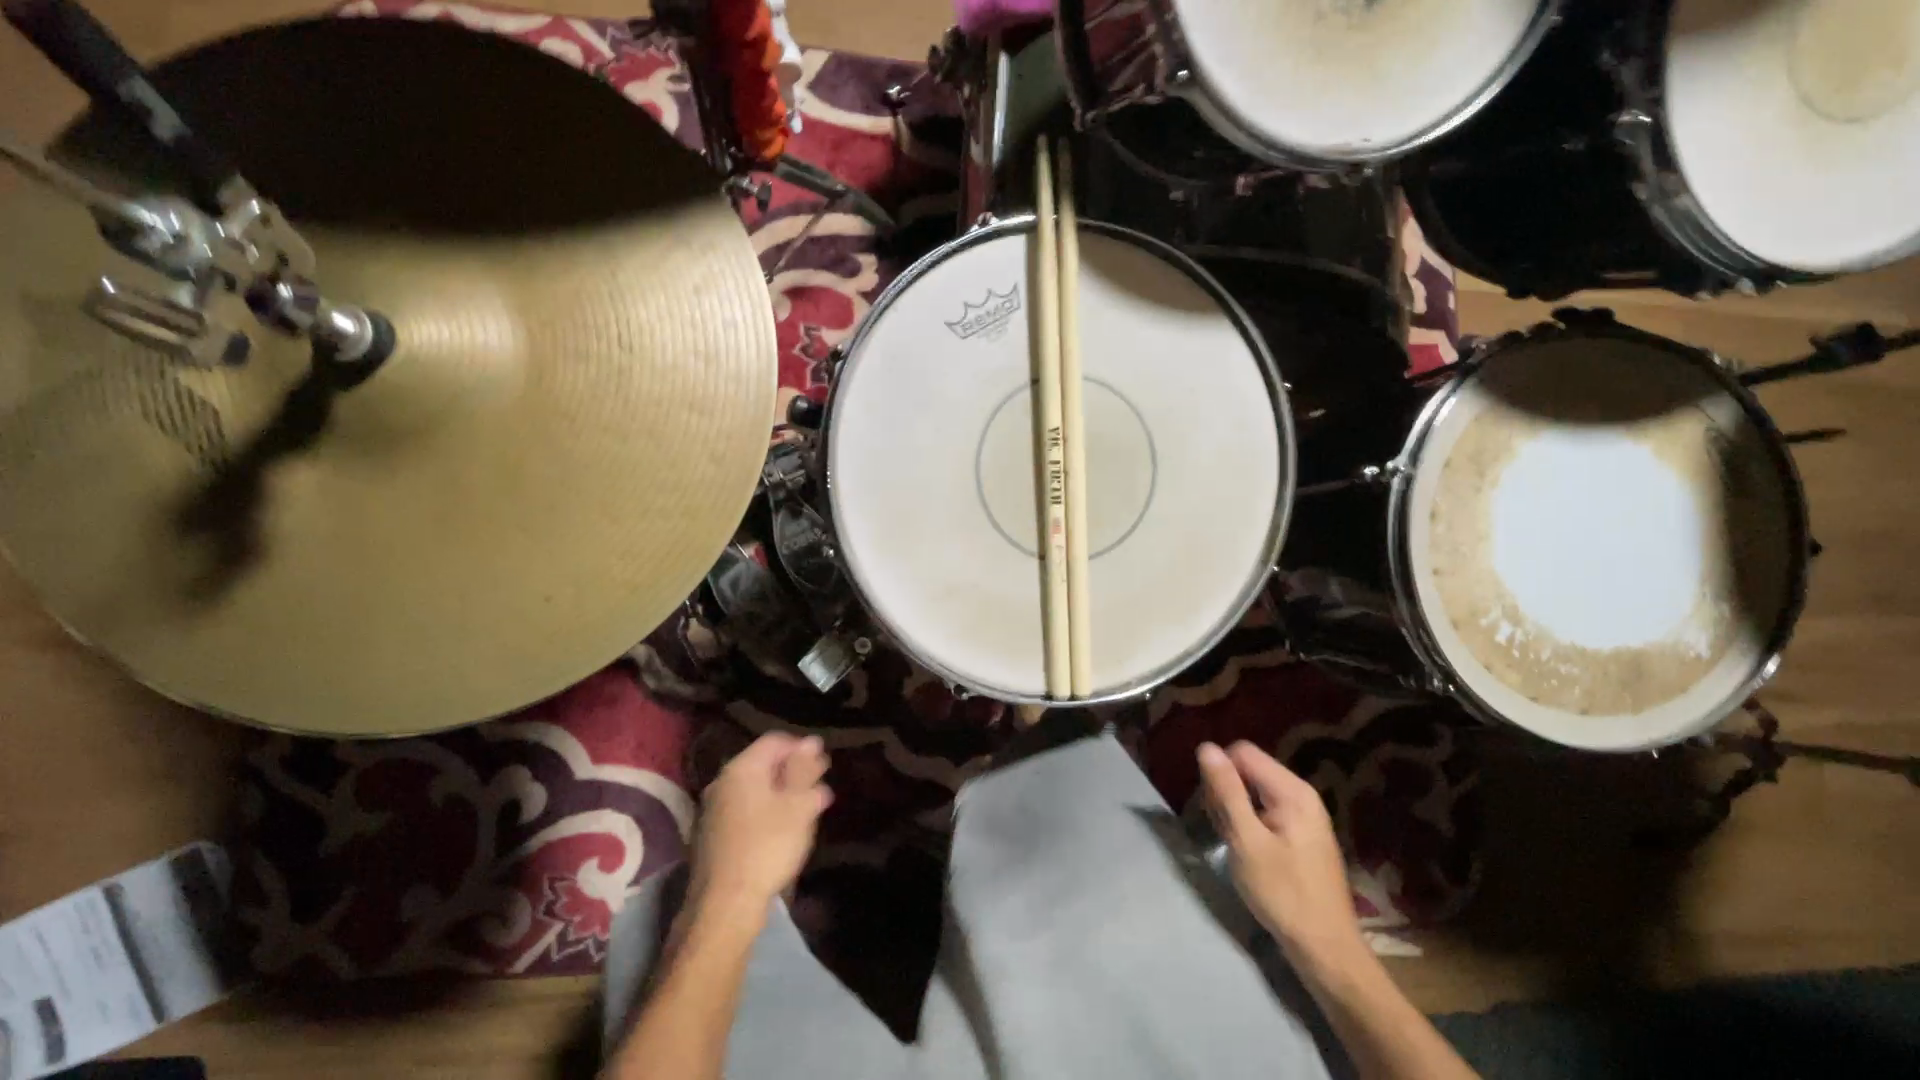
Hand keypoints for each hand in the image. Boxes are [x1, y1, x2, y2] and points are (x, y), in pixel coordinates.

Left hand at [689, 732, 832, 912]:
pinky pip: (745, 811)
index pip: (775, 741)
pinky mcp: (713, 835)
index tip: (824, 767)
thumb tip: (811, 742)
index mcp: (741, 769)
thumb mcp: (797, 805)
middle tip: (819, 788)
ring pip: (755, 790)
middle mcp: (722, 782)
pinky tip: (784, 831)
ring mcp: (714, 810)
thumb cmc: (767, 846)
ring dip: (782, 795)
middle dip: (793, 773)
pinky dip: (767, 813)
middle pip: (763, 765)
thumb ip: (804, 770)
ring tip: (807, 811)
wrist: (726, 903)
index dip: (802, 748)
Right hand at [1197, 741, 1361, 965]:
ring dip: (1235, 814)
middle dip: (1226, 795)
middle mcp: (1301, 795)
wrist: (1324, 946)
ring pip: (1253, 794)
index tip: (1212, 807)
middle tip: (1225, 833)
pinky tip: (1247, 855)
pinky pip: (1265, 813)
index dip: (1219, 773)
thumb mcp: (1245, 841)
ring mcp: (1304, 816)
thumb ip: (1226, 792)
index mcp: (1292, 791)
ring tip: (1235, 847)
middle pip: (1248, 771)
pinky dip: (1249, 827)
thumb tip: (1206, 747)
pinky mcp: (1301, 836)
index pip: (1242, 752)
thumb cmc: (1283, 893)